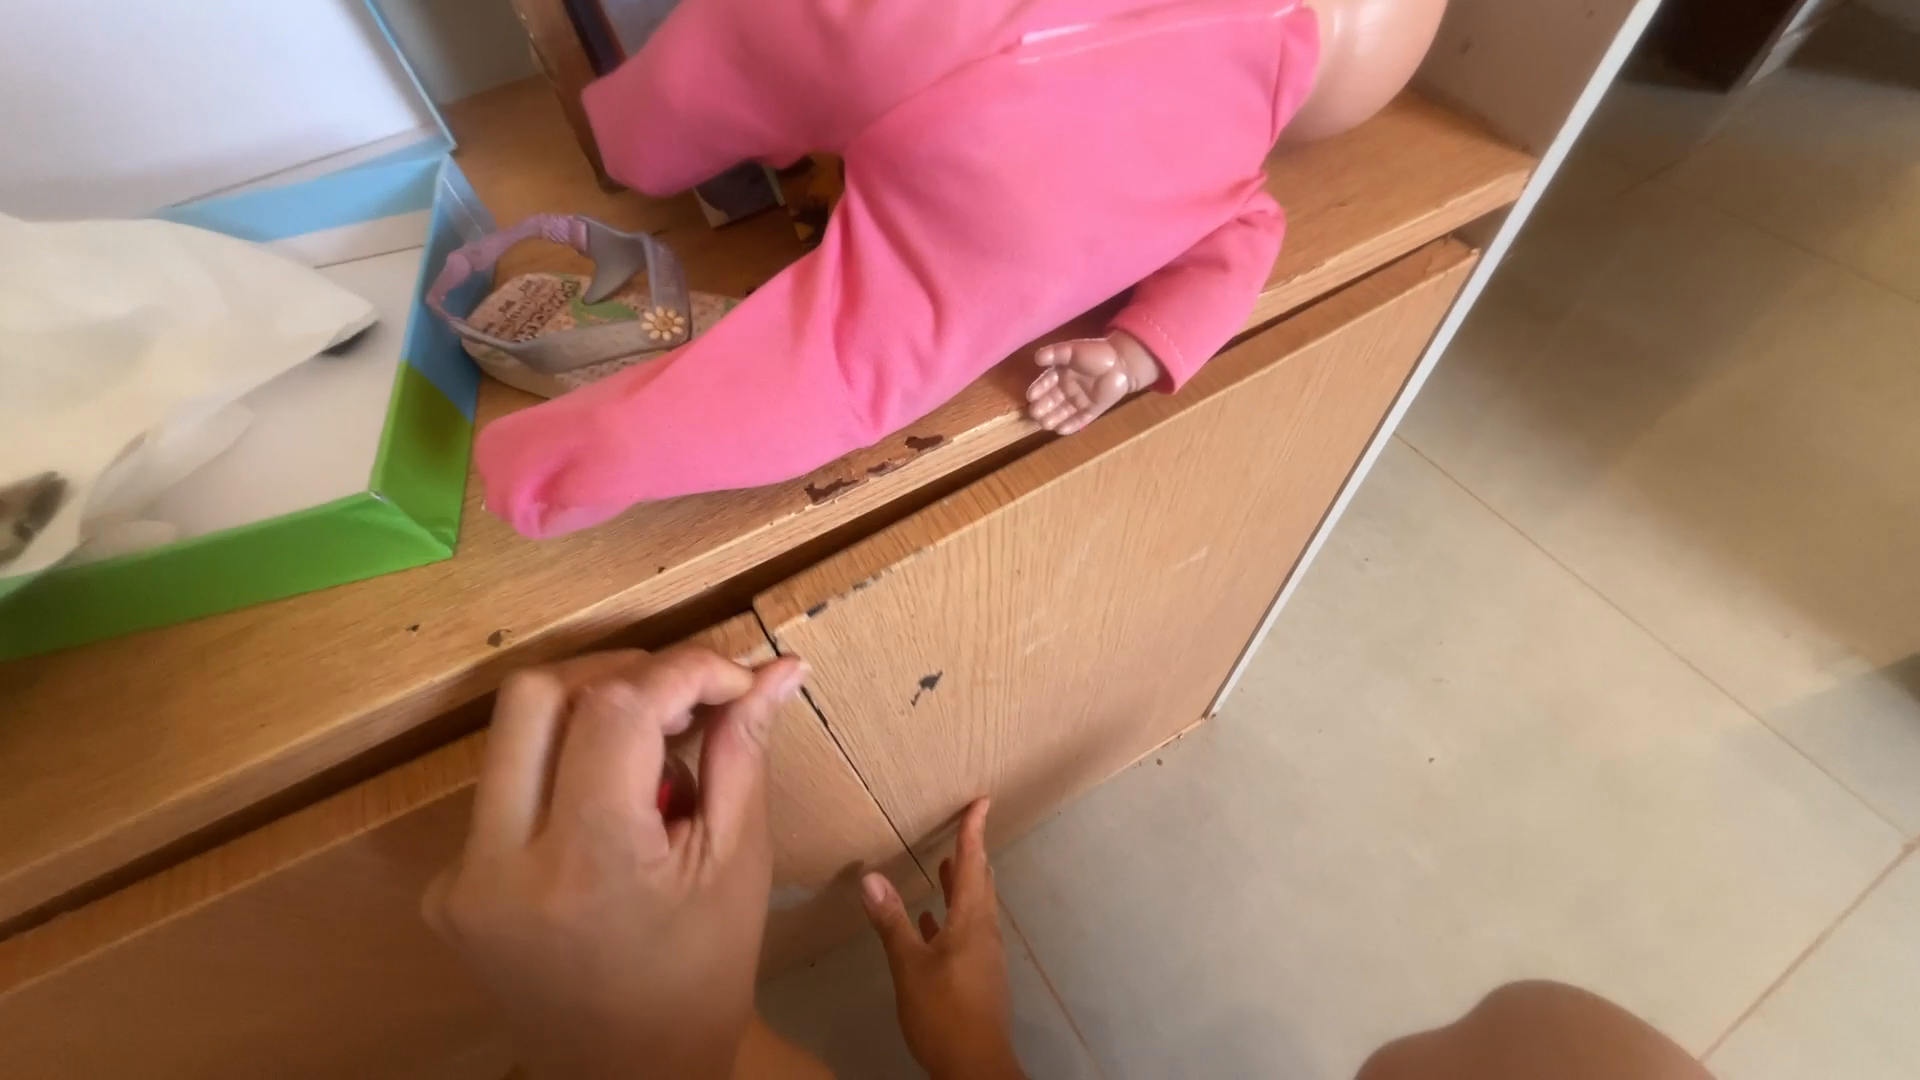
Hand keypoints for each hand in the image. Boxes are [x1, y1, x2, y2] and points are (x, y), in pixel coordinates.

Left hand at [423, 646, 807, 1079]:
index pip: (619, 708)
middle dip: (627, 669)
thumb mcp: (741, 855)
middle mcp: (498, 864)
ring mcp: (460, 876)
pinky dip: (570, 757)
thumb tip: (781, 666)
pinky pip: (509, 776)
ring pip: (517, 725)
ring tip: (656, 748)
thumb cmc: (706, 967)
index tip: (736, 680)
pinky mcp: (448, 884)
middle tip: (687, 698)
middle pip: (542, 693)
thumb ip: (747, 746)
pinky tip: (615, 800)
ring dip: (596, 707)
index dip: (686, 669)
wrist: (627, 1075)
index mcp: (586, 864)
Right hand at [860, 799, 1028, 1079]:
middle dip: (970, 851)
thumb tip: (871, 877)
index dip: (974, 829)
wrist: (977, 1067)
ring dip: (960, 882)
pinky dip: (952, 915)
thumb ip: (892, 922)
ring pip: (974, 904)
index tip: (982, 800)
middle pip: (979, 880)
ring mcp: (984, 952)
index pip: (972, 861)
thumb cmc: (945, 1011)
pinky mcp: (979, 973)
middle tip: (962, 826)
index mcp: (971, 918)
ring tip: (942, 865)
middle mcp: (983, 928)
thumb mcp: (910, 967)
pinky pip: (967, 929)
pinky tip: (932, 922)